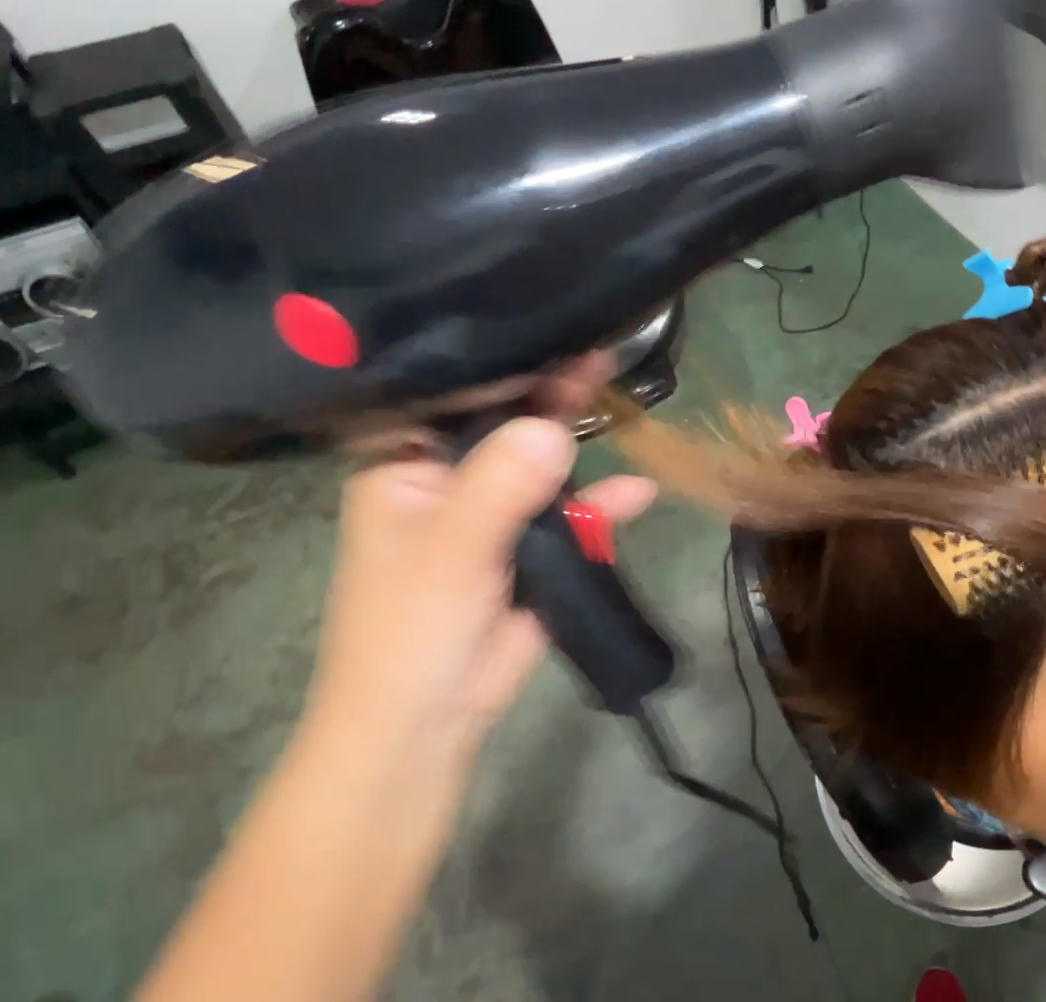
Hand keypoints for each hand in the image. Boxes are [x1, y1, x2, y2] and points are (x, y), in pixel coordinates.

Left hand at [311, 358, 657, 748]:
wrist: (429, 719)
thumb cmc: (411, 627)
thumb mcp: (450, 550)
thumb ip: (501, 486)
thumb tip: (555, 428)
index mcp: (406, 467)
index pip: (450, 402)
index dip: (496, 367)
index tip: (542, 327)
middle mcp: (450, 480)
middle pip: (505, 427)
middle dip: (548, 397)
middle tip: (594, 350)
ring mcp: (496, 514)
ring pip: (544, 467)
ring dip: (579, 443)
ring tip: (620, 395)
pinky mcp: (534, 550)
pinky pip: (572, 516)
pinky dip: (603, 507)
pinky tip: (639, 493)